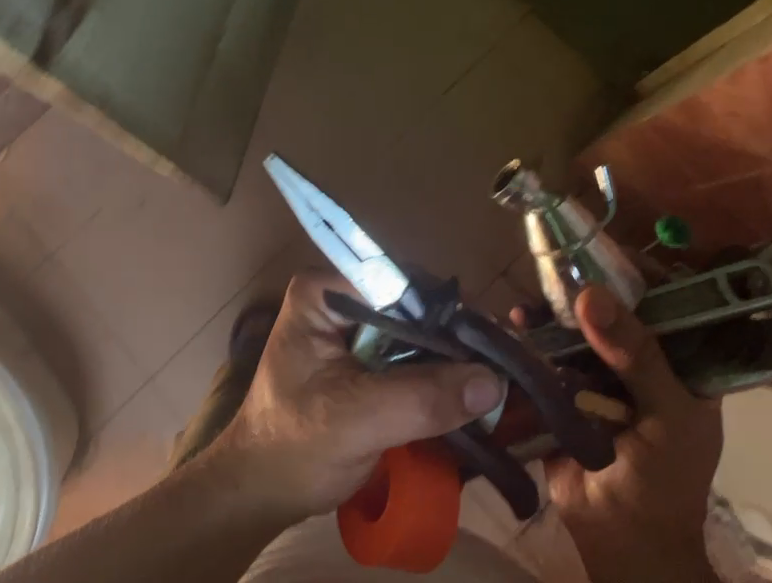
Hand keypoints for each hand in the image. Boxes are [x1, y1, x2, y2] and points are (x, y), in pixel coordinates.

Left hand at [204, 271, 504, 522]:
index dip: (445, 309)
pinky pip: (414, 358)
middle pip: (412, 306)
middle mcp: (339, 298)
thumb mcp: (358, 419)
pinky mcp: (366, 361)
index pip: (396, 283)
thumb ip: (422, 398)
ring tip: (502, 382)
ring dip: (455, 359)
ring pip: (418, 333)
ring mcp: (353, 329)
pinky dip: (442, 377)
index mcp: (322, 292)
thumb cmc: (296, 445)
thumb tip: (492, 381)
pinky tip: (476, 395)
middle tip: (506, 365)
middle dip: (456, 336)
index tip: (492, 340)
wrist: (264, 489)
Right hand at [541, 286, 722, 582]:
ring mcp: (598, 376)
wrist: (620, 540)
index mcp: (682, 366)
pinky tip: (515, 321)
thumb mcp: (668, 416)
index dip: (641, 274)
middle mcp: (640, 363)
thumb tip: (590, 292)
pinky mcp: (561, 391)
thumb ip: (636, 354)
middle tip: (556, 265)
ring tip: (532, 302)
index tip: (604, 247)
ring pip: (575, 329)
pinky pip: (545, 354)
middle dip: (585, 288)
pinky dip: (529, 337)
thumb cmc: (665, 480)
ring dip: (553, 312)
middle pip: (614, 310)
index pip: (668, 303)